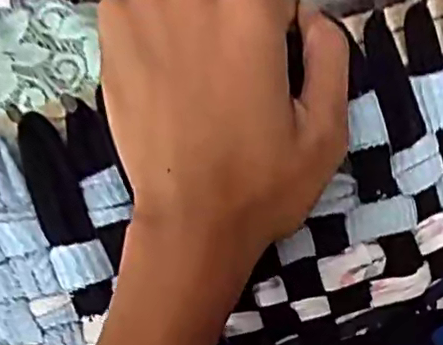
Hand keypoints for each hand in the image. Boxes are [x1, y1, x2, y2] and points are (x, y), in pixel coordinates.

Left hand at [96, 0, 347, 275]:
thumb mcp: (326, 138)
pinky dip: (165, 25)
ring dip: (203, 27)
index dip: (285, 25)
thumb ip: (331, 59)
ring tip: (209, 79)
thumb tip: (313, 19)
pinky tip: (176, 73)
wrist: (191, 223)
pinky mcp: (111, 21)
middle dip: (243, 25)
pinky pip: (148, 2)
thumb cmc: (262, 189)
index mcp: (249, 9)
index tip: (283, 59)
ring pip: (188, 2)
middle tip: (243, 77)